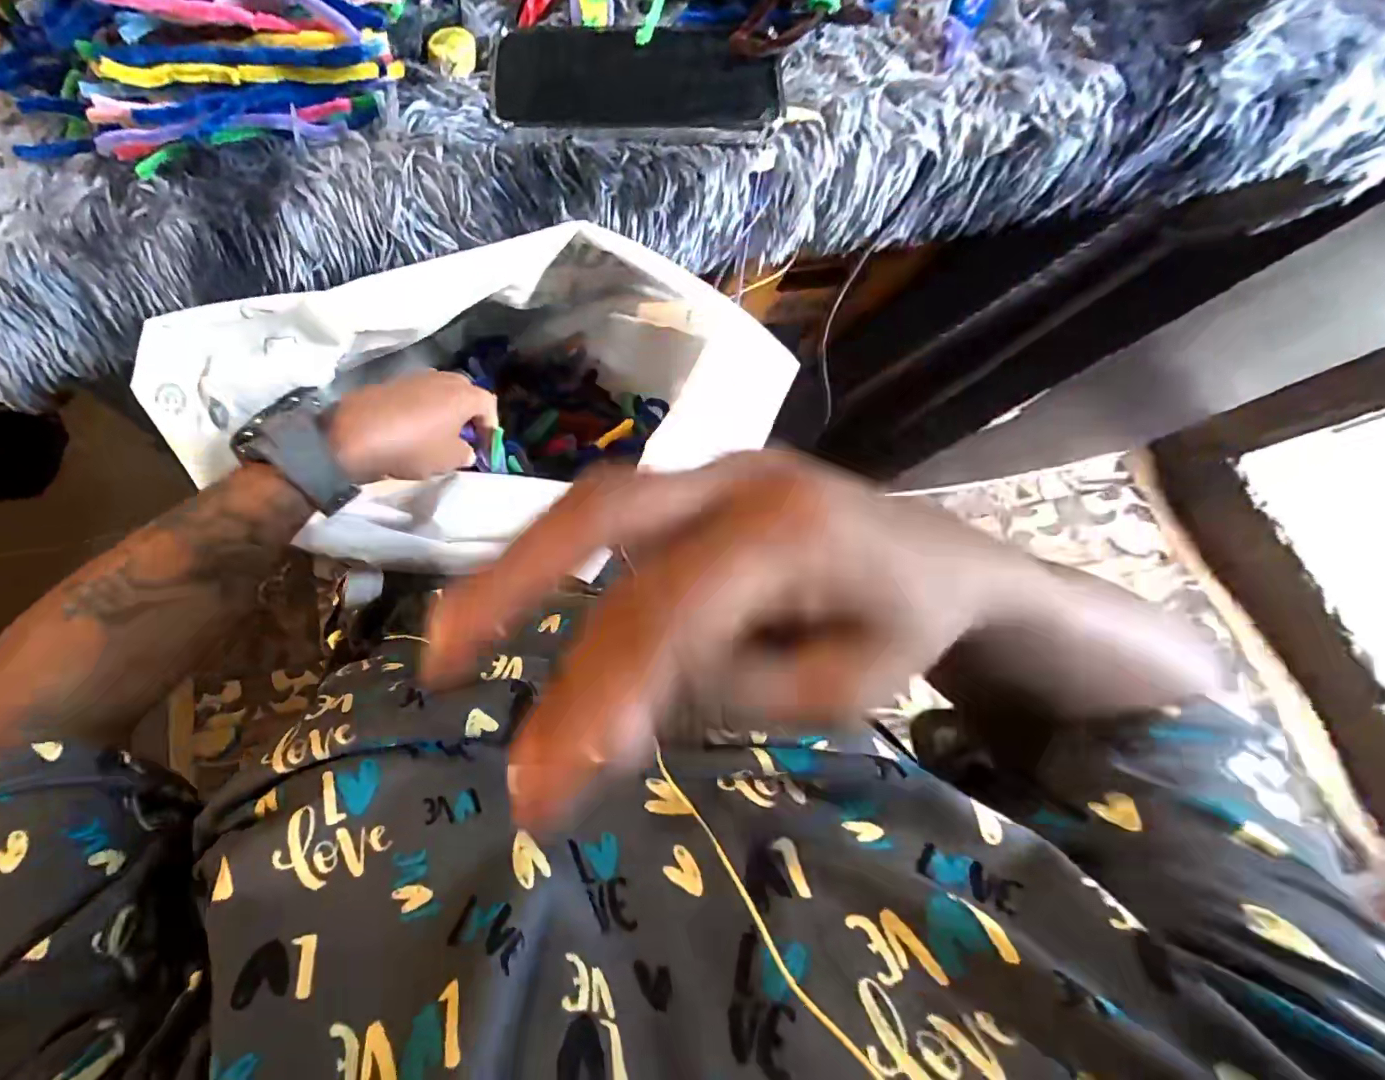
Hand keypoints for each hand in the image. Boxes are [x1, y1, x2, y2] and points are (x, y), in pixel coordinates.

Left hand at [328, 371, 497, 482]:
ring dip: (445, 411)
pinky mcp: (394, 383)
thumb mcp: (447, 460)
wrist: (357, 434)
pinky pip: (419, 395)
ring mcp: (417, 377)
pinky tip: (413, 428)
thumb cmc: (413, 447)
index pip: (489, 404)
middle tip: (464, 438)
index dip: (490, 427)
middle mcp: (444, 378)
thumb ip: (465, 454)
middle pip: (466, 393)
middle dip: (469, 414)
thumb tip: (467, 450)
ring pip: (441, 392)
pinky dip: (423, 409)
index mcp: (464, 394)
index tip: (484, 448)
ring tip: (438, 434)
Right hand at [421, 451, 1052, 827]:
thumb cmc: (898, 631)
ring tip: (453, 641)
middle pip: (601, 515)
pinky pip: (603, 523)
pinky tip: (508, 606)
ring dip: (513, 572)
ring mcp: (704, 473)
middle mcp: (733, 479)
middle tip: (441, 660)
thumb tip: (612, 704)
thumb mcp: (833, 692)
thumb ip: (718, 688)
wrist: (943, 556)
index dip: (607, 682)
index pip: (674, 608)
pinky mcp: (684, 488)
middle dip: (511, 584)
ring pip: (590, 511)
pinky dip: (546, 565)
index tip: (555, 767)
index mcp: (791, 532)